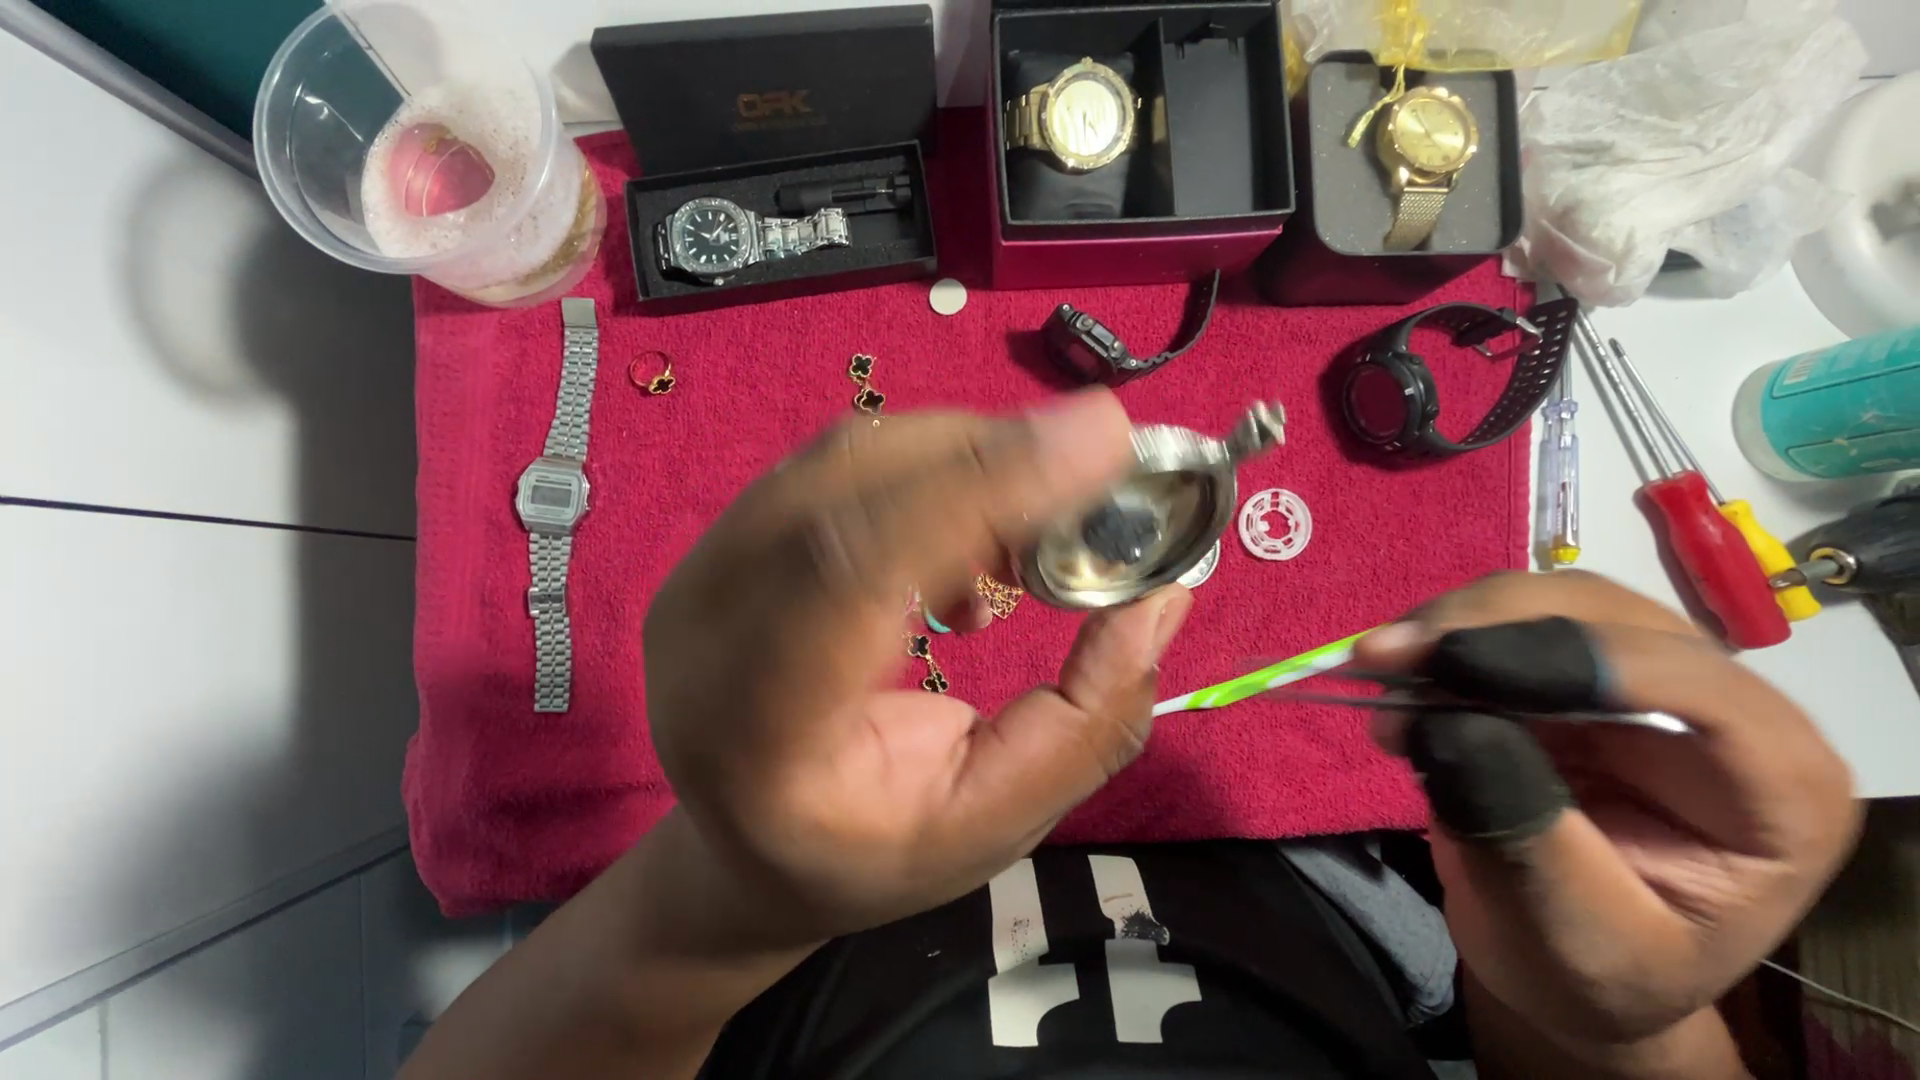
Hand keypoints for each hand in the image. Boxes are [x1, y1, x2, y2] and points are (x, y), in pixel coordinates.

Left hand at [644, 391, 1192, 949]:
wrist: (742, 838)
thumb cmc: (864, 850)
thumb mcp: (990, 825)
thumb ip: (1087, 725)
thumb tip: (1161, 596)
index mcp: (755, 724)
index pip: (851, 568)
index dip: (975, 489)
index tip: (1101, 439)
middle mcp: (707, 621)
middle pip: (850, 484)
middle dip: (993, 459)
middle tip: (1101, 478)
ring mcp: (704, 565)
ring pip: (853, 453)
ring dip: (970, 459)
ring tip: (1037, 533)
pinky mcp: (730, 535)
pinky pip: (847, 461)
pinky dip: (936, 469)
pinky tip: (973, 547)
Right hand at [1355, 571, 1860, 1054]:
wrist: (1561, 959)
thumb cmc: (1589, 966)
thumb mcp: (1565, 932)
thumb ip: (1520, 832)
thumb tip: (1448, 722)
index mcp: (1773, 791)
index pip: (1695, 686)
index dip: (1572, 657)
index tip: (1448, 666)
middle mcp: (1719, 713)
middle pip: (1607, 617)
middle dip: (1483, 626)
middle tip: (1382, 656)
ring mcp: (1639, 682)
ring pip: (1543, 601)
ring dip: (1448, 627)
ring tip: (1376, 675)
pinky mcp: (1565, 673)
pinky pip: (1499, 624)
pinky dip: (1436, 641)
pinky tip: (1394, 685)